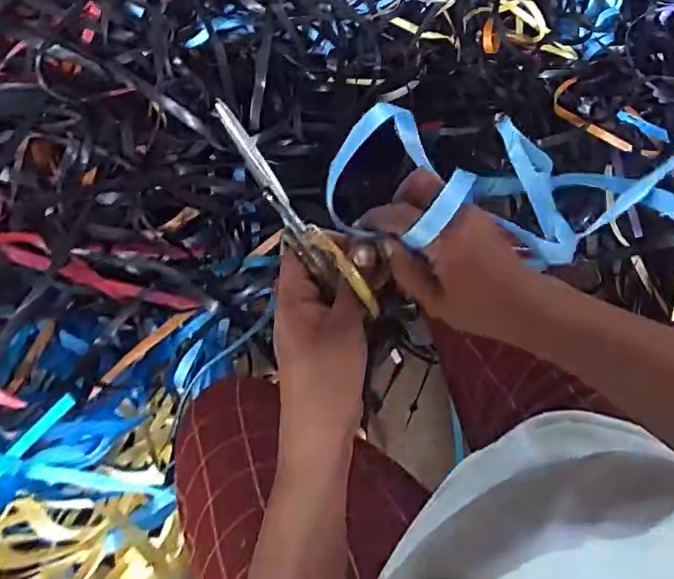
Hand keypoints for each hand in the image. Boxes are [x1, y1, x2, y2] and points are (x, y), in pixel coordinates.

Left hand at [272, 254, 366, 448]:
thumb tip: (366, 246)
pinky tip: (377, 299)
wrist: (320, 438)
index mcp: (290, 297)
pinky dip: (352, 302)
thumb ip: (355, 282)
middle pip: (316, 268)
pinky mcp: (320, 342)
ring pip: (329, 289)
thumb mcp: (346, 323)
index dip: (325, 237)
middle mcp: (293, 306)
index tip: (359, 235)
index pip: (298, 250)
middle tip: (379, 252)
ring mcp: (306, 326)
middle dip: (346, 258)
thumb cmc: (328, 377)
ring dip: (353, 281)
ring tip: (383, 272)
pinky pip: (333, 309)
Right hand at [362, 170, 558, 344]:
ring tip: (408, 232)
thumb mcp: (435, 302)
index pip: (399, 214)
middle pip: (419, 180)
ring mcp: (470, 208)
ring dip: (415, 200)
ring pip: (434, 186)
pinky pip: (446, 198)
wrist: (529, 303)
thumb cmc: (482, 310)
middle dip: (398, 196)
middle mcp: (456, 212)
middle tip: (390, 224)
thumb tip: (386, 245)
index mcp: (443, 235)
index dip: (376, 217)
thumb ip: (406, 271)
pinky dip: (431, 208)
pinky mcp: (478, 212)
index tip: (362, 227)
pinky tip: (429, 236)